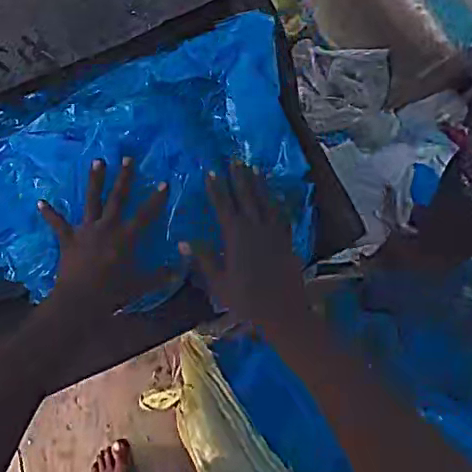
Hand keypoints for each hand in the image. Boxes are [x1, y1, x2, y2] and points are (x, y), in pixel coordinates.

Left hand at [38, 158, 169, 320]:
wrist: (78, 301)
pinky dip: (50, 213)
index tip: (164, 182)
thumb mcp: (140, 286)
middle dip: (124, 177)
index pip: (145, 214)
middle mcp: (107, 227)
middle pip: (118, 198)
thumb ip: (159, 277)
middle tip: (127, 158)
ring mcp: (86, 231)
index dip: (156, 199)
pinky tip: (40, 202)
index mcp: (126, 237)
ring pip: (92, 200)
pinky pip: (58, 224)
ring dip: (95, 180)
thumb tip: (177, 271)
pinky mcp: (68, 239)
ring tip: (97, 161)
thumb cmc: (111, 293)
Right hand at [188, 162, 309, 333]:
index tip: (211, 171)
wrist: (283, 311)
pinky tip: (276, 196)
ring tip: (254, 168)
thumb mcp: (219, 283)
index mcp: (235, 235)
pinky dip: (277, 202)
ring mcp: (273, 231)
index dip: (216, 188)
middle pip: (246, 196)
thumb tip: (185, 241)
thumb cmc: (246, 300)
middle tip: (235, 160)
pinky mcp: (287, 239)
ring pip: (265, 200)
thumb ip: (203, 259)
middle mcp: (255, 227)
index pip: (223, 205)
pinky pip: (281, 214)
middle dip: (239, 177)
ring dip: (259, 183)